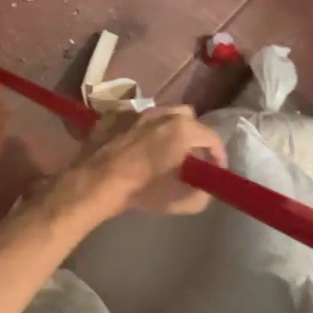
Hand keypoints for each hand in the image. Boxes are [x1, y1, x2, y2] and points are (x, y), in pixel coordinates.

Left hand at [70, 106, 224, 217]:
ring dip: (166, 128)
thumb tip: (204, 186)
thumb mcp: (182, 201)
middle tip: (188, 156)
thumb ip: (203, 192)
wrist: (95, 183)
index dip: (217, 154)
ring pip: (159, 113)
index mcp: (181, 129)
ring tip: (160, 148)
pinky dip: (139, 128)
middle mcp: (159, 113)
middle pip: (187, 117)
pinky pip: (133, 117)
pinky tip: (134, 145)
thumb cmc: (142, 190)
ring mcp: (133, 111)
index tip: (213, 169)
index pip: (212, 136)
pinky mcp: (112, 115)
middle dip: (193, 134)